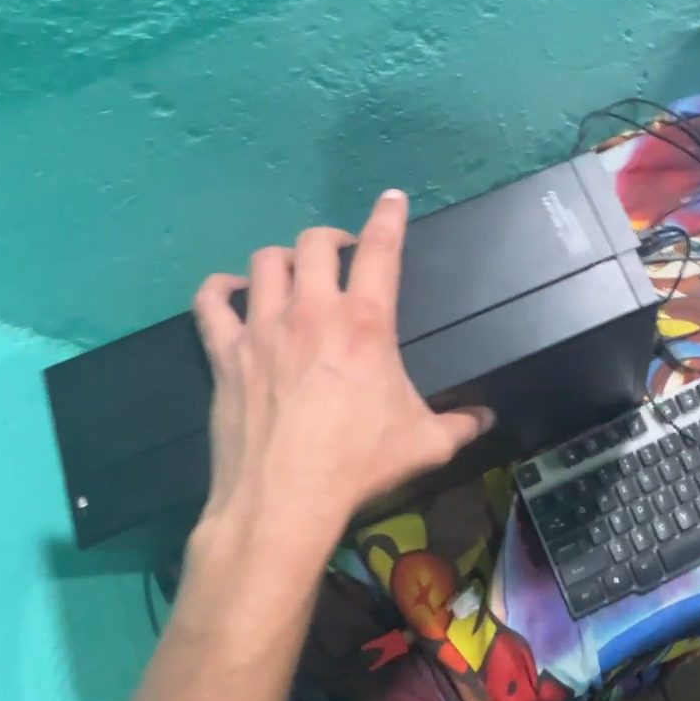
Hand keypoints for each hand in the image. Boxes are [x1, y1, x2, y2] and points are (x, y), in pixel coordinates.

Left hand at [190, 190, 494, 545]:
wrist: (283, 502)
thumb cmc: (358, 464)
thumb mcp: (426, 444)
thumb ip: (462, 424)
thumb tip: (488, 418)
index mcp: (365, 323)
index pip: (380, 249)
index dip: (389, 216)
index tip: (392, 198)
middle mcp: (311, 311)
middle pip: (314, 242)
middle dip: (332, 239)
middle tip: (342, 257)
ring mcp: (262, 328)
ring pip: (265, 261)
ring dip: (284, 259)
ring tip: (295, 276)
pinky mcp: (225, 353)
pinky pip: (211, 301)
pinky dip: (222, 288)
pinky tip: (234, 293)